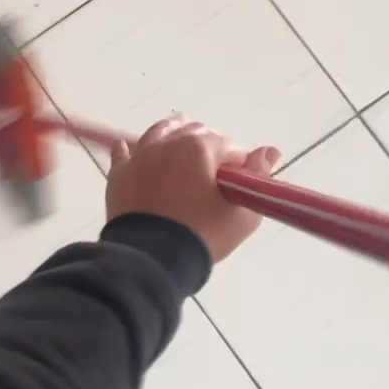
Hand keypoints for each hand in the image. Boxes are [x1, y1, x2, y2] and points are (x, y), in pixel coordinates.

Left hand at [106, 114, 280, 262]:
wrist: (152, 255)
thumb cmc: (203, 233)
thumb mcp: (243, 212)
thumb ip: (257, 177)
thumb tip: (270, 150)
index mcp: (199, 148)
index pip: (228, 145)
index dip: (238, 162)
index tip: (239, 181)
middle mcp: (166, 144)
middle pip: (192, 133)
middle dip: (207, 145)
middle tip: (213, 167)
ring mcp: (139, 157)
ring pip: (157, 134)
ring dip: (172, 133)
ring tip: (180, 134)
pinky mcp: (118, 174)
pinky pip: (122, 153)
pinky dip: (128, 149)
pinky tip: (127, 146)